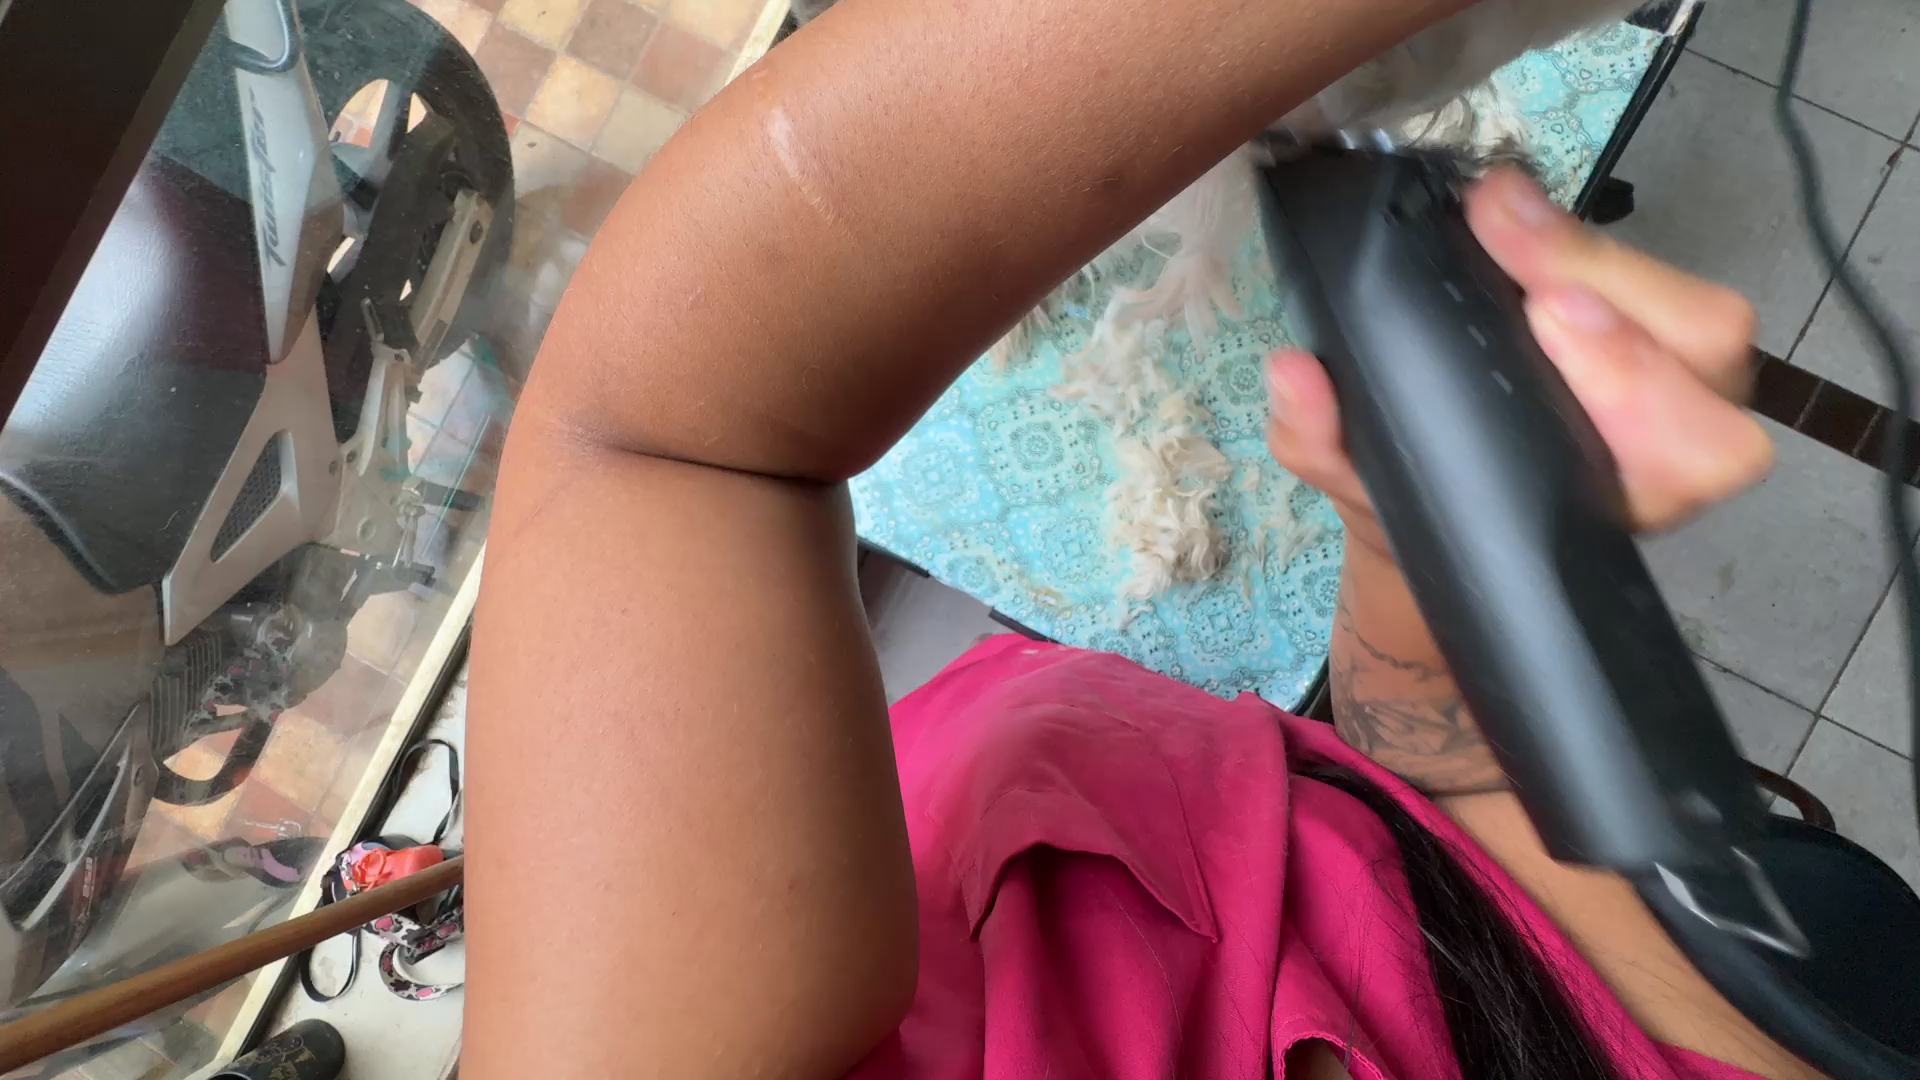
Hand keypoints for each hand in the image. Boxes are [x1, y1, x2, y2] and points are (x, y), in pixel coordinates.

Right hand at [1268, 168, 1770, 795]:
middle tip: (1502, 223)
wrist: (1432, 512)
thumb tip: (1289, 370)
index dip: (1627, 372)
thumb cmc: (1408, 514)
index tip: (1541, 309)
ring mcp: (1663, 390)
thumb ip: (1317, 442)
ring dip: (1599, 254)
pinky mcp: (1637, 341)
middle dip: (1605, 278)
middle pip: (1697, 348)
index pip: (1676, 445)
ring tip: (1503, 217)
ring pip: (1691, 309)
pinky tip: (1516, 224)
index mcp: (1605, 506)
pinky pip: (1652, 285)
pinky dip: (1589, 247)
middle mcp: (1658, 449)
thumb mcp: (1350, 490)